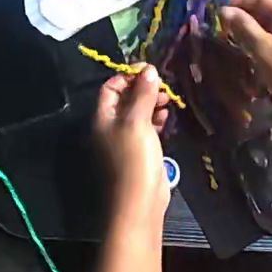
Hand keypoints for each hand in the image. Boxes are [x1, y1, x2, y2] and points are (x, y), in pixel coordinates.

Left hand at [92, 66, 172, 227]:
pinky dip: (156, 118)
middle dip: (143, 88)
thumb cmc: (134, 158)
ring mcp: (126, 139)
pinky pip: (147, 127)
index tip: (148, 70)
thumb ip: (143, 95)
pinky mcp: (141, 150)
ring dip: (152, 102)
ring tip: (168, 99)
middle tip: (162, 85)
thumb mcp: (138, 122)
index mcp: (104, 118)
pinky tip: (166, 116)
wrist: (140, 201)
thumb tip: (149, 70)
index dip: (127, 76)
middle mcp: (111, 126)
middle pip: (125, 99)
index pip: (111, 88)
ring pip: (138, 112)